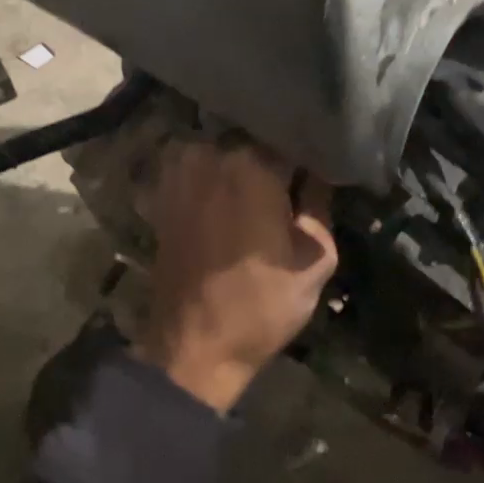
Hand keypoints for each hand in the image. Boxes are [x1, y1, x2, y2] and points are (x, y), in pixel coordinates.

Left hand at [137, 140, 337, 411]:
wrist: (194, 345)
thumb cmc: (261, 305)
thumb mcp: (316, 259)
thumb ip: (319, 204)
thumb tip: (318, 173)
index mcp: (253, 164)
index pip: (293, 137)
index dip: (310, 151)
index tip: (322, 165)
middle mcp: (211, 154)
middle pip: (254, 139)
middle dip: (274, 155)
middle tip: (294, 177)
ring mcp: (180, 172)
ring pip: (222, 152)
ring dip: (240, 165)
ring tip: (261, 189)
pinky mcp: (161, 194)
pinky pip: (195, 170)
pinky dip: (212, 178)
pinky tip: (228, 199)